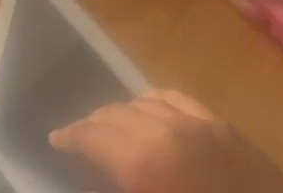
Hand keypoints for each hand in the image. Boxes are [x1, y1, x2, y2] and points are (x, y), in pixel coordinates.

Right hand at [50, 90, 282, 192]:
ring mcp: (199, 125)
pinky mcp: (226, 129)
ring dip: (123, 113)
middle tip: (80, 138)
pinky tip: (154, 112)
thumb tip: (103, 168)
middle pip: (116, 116)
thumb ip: (124, 180)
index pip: (93, 137)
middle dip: (94, 126)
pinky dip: (156, 103)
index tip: (56, 139)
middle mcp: (166, 131)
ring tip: (113, 127)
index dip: (71, 138)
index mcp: (143, 162)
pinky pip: (180, 101)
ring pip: (145, 102)